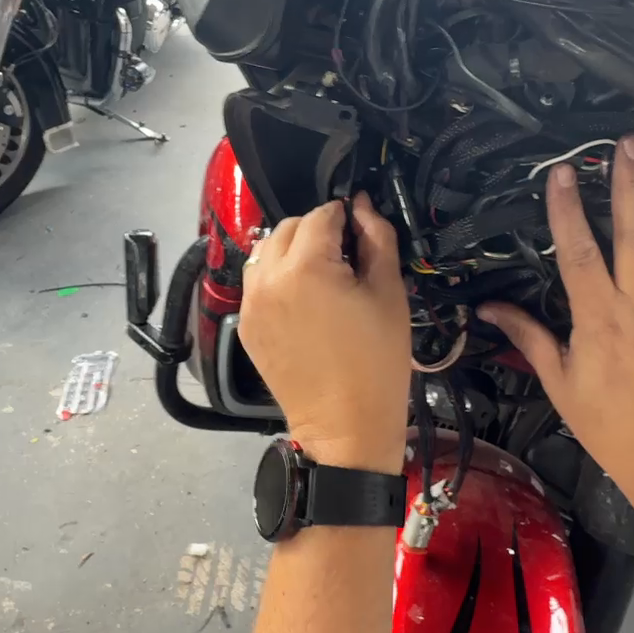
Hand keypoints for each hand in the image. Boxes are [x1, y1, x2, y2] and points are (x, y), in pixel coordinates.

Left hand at [238, 192, 411, 474]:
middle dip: (316, 231)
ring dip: (291, 250)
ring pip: (266, 251)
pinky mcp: (245, 325)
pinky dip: (276, 277)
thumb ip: (377, 238)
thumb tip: (364, 205)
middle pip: (288, 227)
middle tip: (345, 258)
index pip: (321, 214)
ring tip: (321, 276)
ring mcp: (250, 303)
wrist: (346, 427)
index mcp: (306, 267)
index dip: (345, 216)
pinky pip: (256, 282)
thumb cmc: (376, 361)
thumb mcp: (388, 292)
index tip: (361, 233)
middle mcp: (268, 278)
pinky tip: (302, 300)